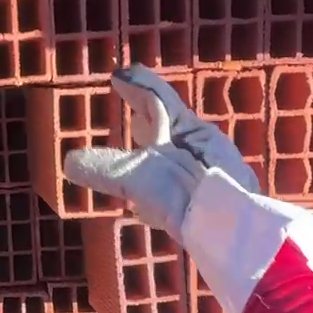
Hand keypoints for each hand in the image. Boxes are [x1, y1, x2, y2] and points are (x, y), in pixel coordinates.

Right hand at [65, 66, 312, 312]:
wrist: (243, 237)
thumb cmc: (196, 196)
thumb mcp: (144, 180)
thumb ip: (108, 170)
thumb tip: (69, 162)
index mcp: (189, 134)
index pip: (157, 100)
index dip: (136, 85)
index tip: (118, 75)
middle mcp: (199, 151)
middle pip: (168, 126)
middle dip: (147, 114)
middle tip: (129, 105)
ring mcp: (205, 177)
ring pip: (175, 155)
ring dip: (155, 148)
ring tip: (139, 145)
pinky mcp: (207, 205)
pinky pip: (179, 186)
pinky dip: (160, 184)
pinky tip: (150, 202)